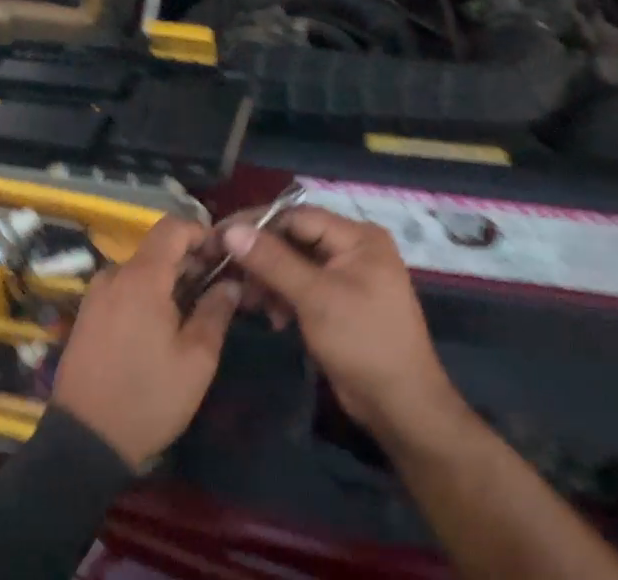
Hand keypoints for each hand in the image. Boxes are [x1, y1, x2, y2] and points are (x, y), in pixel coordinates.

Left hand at [51, 216, 241, 467]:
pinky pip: (123, 290)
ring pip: (140, 271)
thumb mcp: (197, 359)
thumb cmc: (149, 397)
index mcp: (141, 278)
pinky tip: (163, 327)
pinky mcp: (86, 316)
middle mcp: (113, 276)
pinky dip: (147, 295)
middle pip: (157, 249)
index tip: (225, 256)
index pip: (172, 227)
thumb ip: (216, 311)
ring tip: (194, 312)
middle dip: (190, 261)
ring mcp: (95, 296)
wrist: (84, 440)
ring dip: (169, 281)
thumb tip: (230, 283)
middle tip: (219, 290)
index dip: (202, 233)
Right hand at [219, 207, 459, 437]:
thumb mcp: (315, 297)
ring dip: (269, 280)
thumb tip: (231, 230)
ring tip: (248, 302)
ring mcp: (347, 276)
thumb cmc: (362, 341)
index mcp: (358, 237)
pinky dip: (284, 297)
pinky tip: (272, 319)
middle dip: (260, 257)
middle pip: (295, 239)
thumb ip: (272, 261)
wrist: (399, 402)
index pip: (297, 216)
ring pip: (295, 265)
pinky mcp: (338, 302)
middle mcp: (354, 249)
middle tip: (224, 272)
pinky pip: (303, 287)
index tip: (218, 238)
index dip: (256, 224)